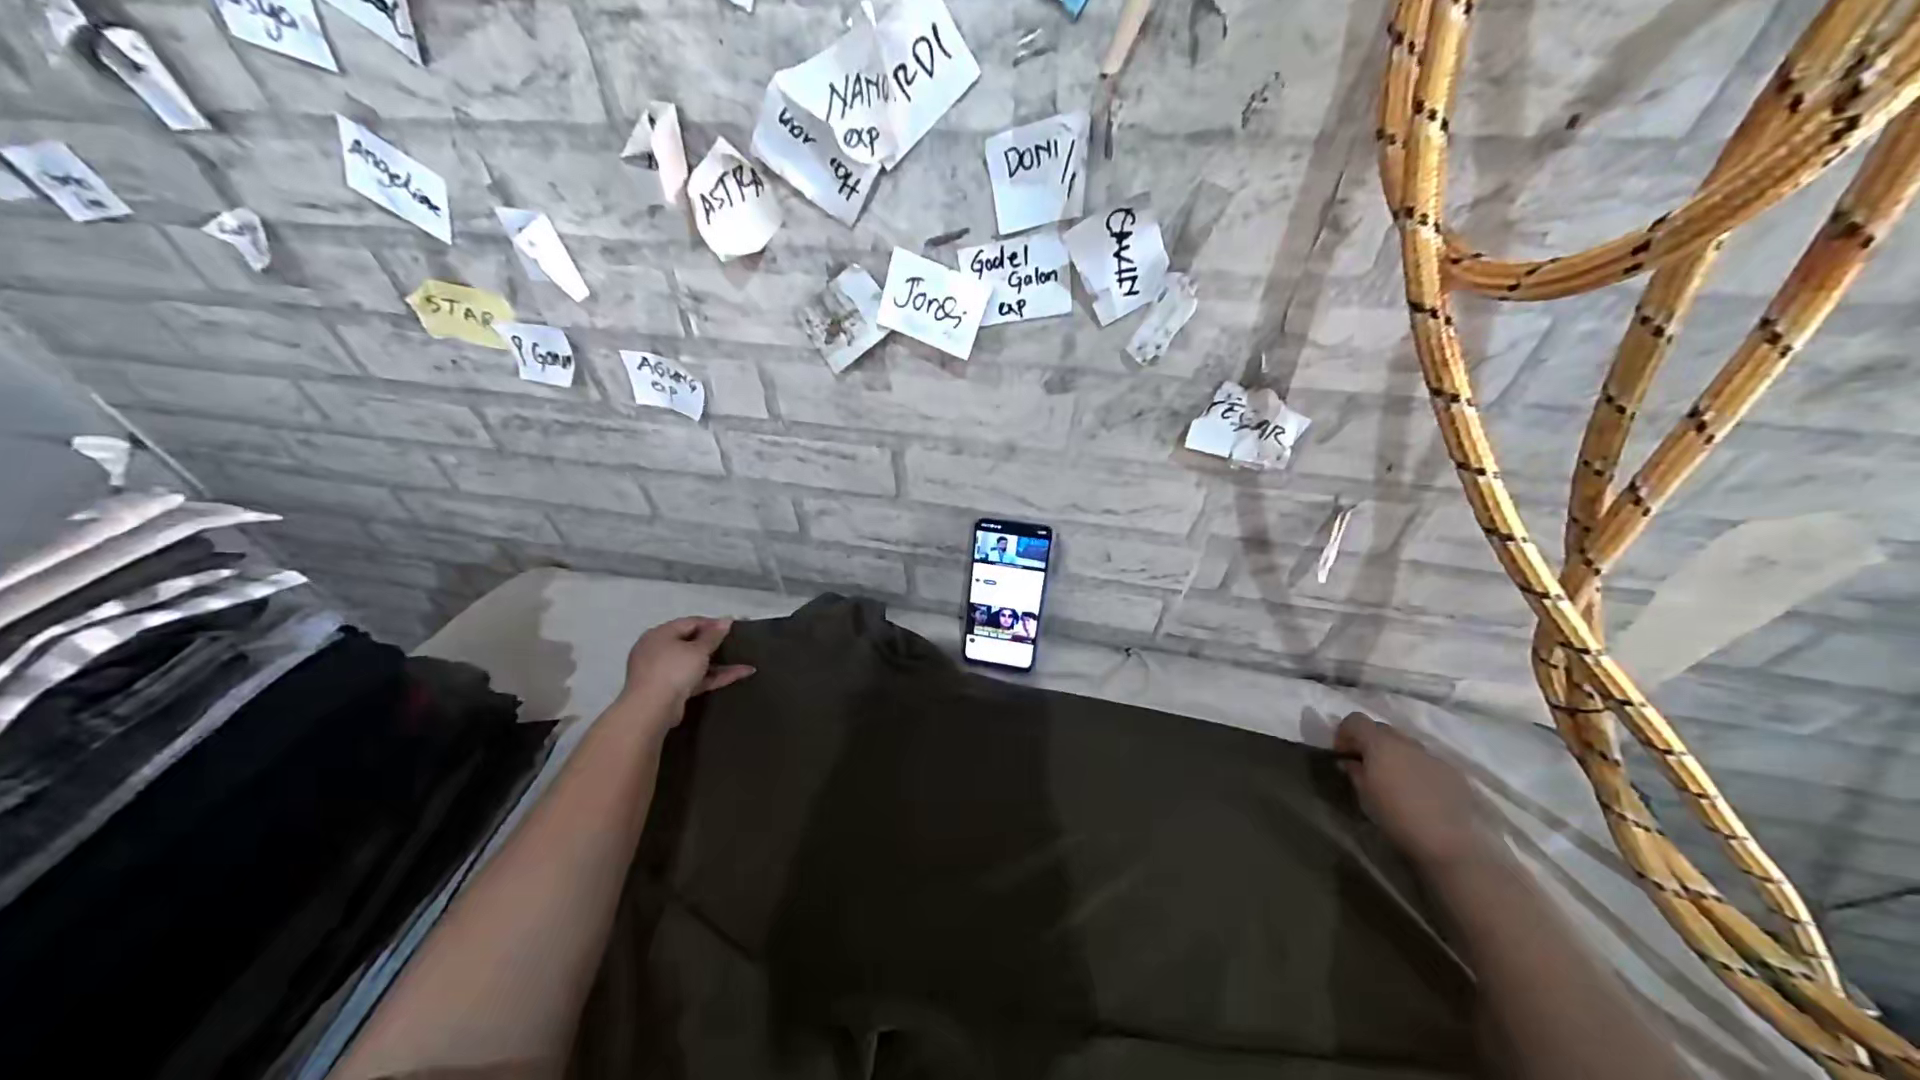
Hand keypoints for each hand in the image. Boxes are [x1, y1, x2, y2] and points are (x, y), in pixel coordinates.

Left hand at [618, 617, 755, 715]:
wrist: (652, 709)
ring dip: (719, 662)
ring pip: (695, 663)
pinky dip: (714, 676)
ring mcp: (664, 671)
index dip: (713, 623)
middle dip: (716, 644)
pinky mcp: (672, 690)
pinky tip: (739, 674)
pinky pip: (696, 678)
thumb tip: (726, 620)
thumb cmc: (673, 670)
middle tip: (737, 642)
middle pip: (692, 642)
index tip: (733, 626)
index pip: (690, 622)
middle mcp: (659, 650)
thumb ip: (714, 635)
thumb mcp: (698, 650)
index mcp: (660, 634)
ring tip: (744, 661)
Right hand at [1335, 712, 1499, 869]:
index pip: (1355, 720)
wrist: (1449, 843)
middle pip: (1382, 729)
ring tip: (1395, 781)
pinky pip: (1427, 761)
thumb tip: (1350, 762)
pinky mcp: (1453, 772)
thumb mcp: (1364, 795)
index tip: (1343, 754)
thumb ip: (1355, 771)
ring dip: (1395, 755)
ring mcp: (1433, 756)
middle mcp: (1407, 742)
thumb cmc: (1396, 817)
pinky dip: (1417, 768)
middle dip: (1370, 742)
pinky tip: (1420, 793)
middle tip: (1366, 766)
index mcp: (1380, 744)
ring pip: (1406, 745)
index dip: (1345, 733)